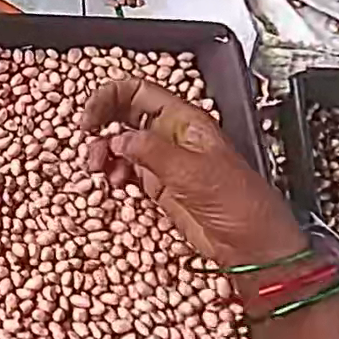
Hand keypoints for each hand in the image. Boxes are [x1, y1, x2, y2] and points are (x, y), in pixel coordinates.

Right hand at [80, 79, 307, 269]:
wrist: (252, 247)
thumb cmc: (241, 206)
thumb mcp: (194, 173)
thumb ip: (152, 151)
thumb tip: (119, 138)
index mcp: (184, 121)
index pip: (138, 92)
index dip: (109, 97)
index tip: (91, 118)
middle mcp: (170, 135)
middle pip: (123, 113)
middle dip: (101, 122)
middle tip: (86, 137)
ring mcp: (162, 160)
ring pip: (119, 141)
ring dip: (103, 151)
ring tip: (99, 167)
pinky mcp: (157, 184)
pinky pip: (124, 168)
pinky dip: (112, 172)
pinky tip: (114, 182)